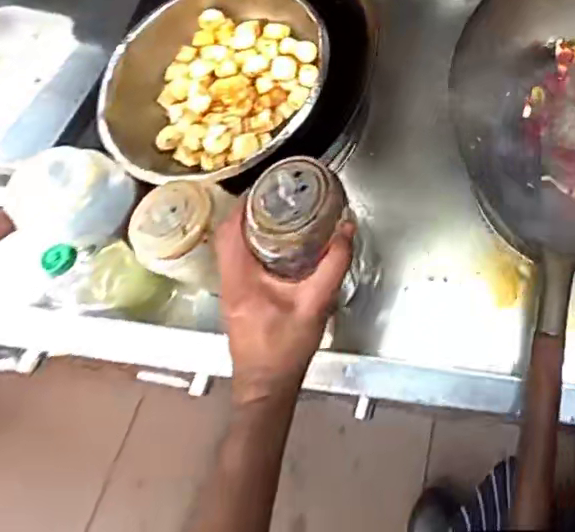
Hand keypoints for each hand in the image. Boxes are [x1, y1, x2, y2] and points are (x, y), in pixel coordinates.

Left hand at [216, 201, 352, 404]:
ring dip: (251, 227)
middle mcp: (230, 284)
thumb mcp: (316, 303)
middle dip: (249, 211)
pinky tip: (280, 241)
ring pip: (233, 249)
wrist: (268, 387)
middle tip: (277, 193)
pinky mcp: (240, 299)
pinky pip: (241, 261)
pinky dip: (256, 244)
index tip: (263, 187)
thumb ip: (333, 264)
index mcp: (240, 282)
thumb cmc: (286, 348)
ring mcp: (232, 293)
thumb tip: (346, 228)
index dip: (242, 206)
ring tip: (281, 209)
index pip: (229, 234)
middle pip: (228, 237)